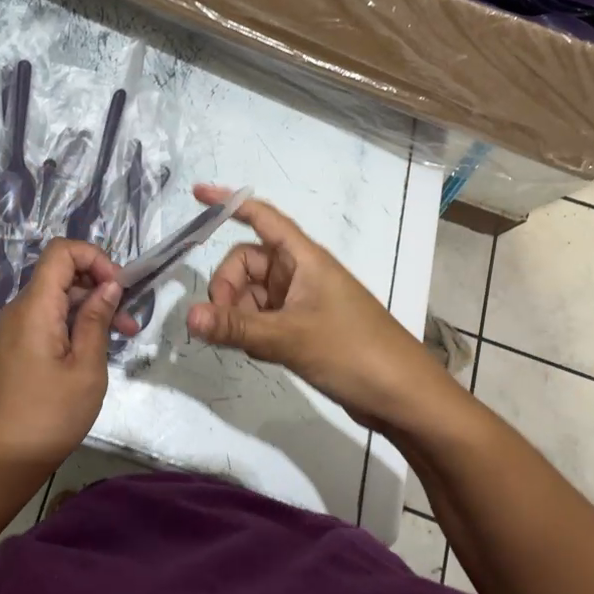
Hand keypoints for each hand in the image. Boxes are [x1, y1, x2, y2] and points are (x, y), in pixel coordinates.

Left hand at [0, 239, 132, 473]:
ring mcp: (14, 329)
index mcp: (34, 306)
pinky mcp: (14, 348)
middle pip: (61, 274)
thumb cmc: (47, 416)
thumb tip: (109, 286)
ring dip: (89, 310)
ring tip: (121, 340)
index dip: (94, 257)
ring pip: (56, 299)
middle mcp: (20, 309)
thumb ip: (96, 321)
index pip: (61, 251)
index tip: (120, 288)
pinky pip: (46, 320)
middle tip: (131, 323)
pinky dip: (73, 325)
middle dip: (99, 287)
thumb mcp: (85, 369)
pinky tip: (94, 353)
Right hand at [185, 185, 457, 433]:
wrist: (405, 399)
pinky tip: (253, 351)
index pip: (261, 217)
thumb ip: (235, 326)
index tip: (197, 194)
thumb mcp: (289, 338)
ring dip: (237, 312)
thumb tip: (188, 315)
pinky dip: (250, 329)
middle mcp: (301, 273)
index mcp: (304, 258)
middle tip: (220, 320)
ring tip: (238, 342)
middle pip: (246, 262)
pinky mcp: (304, 329)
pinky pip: (263, 317)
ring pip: (252, 294)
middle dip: (226, 285)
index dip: (229, 203)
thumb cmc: (354, 352)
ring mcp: (302, 302)